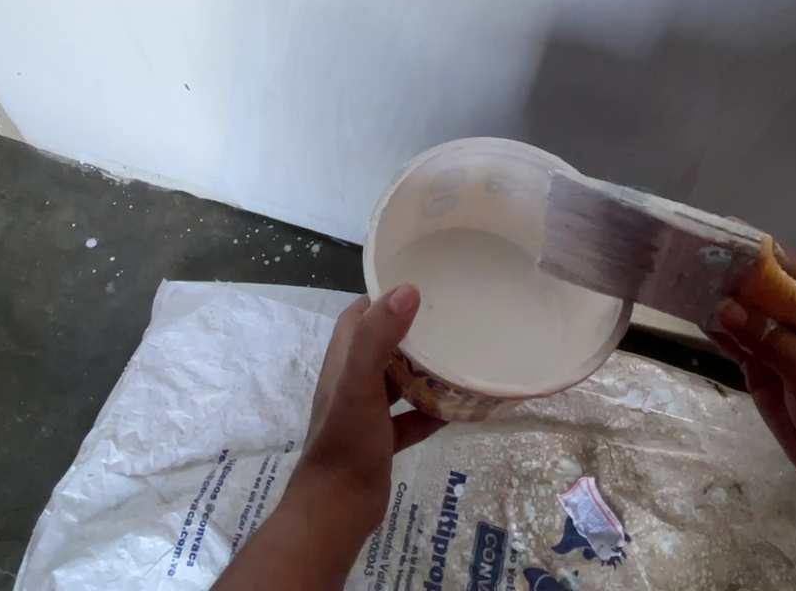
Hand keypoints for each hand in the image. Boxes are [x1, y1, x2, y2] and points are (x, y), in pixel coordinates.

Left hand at [289, 285, 445, 535]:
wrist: (338, 511)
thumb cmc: (347, 441)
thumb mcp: (361, 382)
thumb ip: (378, 336)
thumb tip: (408, 290)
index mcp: (342, 361)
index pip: (359, 315)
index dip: (383, 297)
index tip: (417, 285)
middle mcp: (352, 381)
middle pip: (381, 344)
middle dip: (410, 329)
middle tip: (447, 318)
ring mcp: (366, 412)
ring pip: (396, 379)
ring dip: (422, 368)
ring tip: (456, 354)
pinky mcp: (381, 440)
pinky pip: (410, 416)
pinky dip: (431, 410)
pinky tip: (458, 407)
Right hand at [708, 249, 795, 501]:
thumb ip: (772, 340)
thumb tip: (724, 306)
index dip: (764, 252)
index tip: (728, 231)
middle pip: (766, 288)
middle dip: (733, 271)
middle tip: (694, 248)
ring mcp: (782, 345)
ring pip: (746, 312)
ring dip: (719, 296)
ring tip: (683, 272)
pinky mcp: (763, 368)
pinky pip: (736, 340)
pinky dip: (715, 327)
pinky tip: (691, 309)